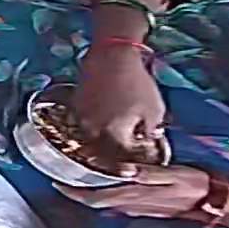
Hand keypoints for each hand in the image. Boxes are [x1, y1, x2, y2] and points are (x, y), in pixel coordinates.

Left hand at [56, 164, 211, 217]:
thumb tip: (121, 169)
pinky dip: (103, 197)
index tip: (55, 183)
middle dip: (75, 194)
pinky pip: (115, 204)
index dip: (72, 193)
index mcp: (131, 196)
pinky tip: (103, 188)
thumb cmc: (195, 185)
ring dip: (88, 196)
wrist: (219, 203)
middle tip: (61, 182)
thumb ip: (144, 172)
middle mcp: (129, 206)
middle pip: (93, 203)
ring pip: (103, 204)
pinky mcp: (144, 210)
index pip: (92, 198)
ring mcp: (136, 210)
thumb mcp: (170, 174)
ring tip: (77, 183)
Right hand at [76, 45, 165, 159]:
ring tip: (111, 141)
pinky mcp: (74, 108)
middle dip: (111, 155)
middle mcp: (91, 129)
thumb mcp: (154, 110)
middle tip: (122, 157)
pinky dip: (92, 129)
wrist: (110, 61)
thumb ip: (148, 131)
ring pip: (89, 138)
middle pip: (99, 149)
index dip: (128, 162)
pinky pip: (83, 125)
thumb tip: (144, 142)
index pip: (119, 155)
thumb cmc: (136, 85)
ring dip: (99, 142)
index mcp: (113, 131)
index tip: (135, 166)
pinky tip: (101, 125)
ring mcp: (80, 118)